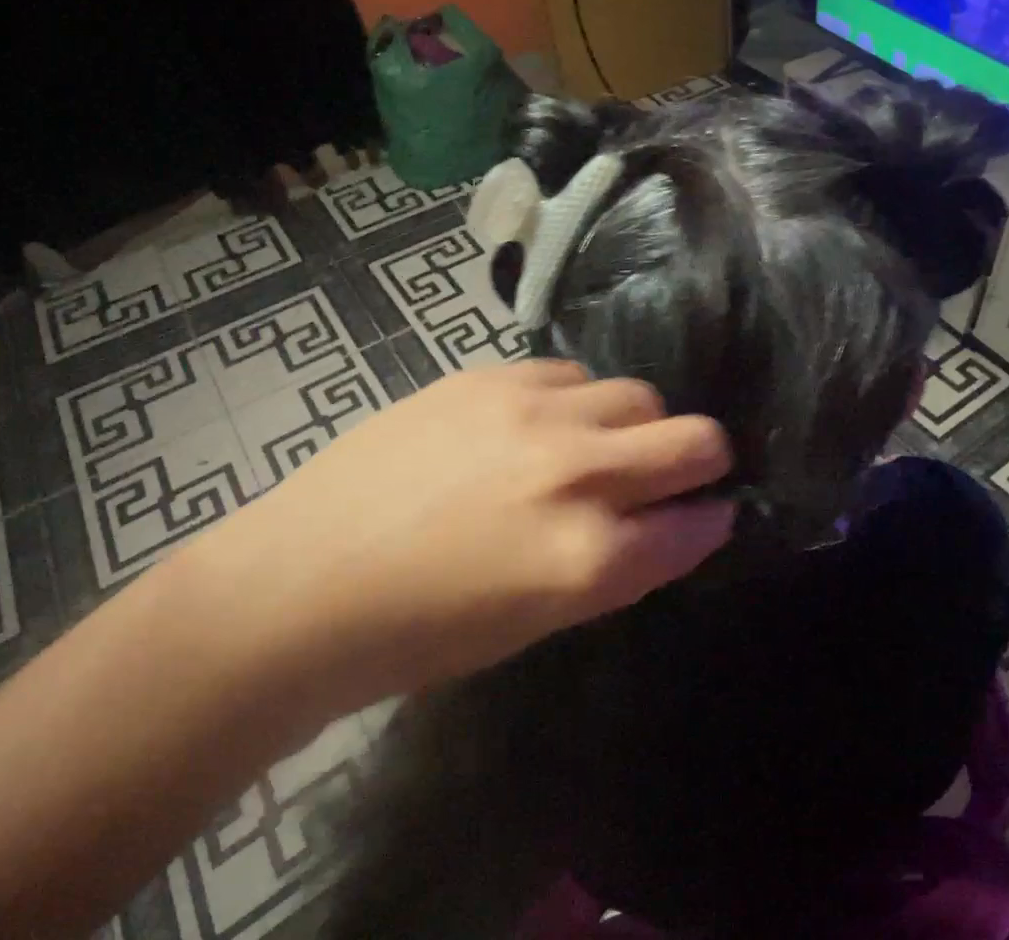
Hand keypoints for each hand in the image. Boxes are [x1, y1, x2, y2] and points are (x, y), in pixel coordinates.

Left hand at [177, 361, 734, 705]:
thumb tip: (682, 523)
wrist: (299, 585)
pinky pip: (572, 373)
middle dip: (703, 460)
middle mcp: (578, 474)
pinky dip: (577, 402)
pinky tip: (539, 428)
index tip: (703, 518)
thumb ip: (623, 567)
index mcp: (592, 557)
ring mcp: (533, 415)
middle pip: (696, 439)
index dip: (710, 521)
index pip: (700, 523)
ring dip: (636, 427)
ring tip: (595, 450)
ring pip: (639, 394)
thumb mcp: (542, 621)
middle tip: (674, 476)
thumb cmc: (422, 634)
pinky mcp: (488, 377)